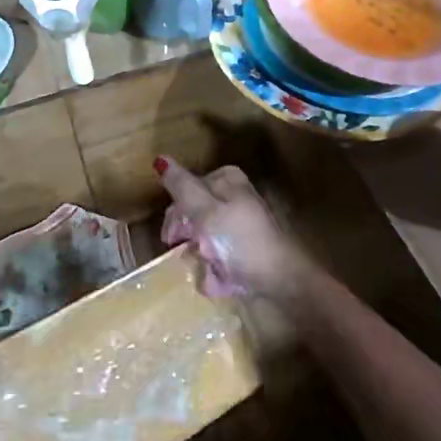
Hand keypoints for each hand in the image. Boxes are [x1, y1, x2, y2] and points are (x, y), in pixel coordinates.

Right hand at [156, 157, 308, 300]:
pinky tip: (222, 280)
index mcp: (225, 179)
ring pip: (201, 241)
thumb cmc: (240, 241)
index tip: (172, 239)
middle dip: (189, 241)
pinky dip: (215, 272)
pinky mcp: (243, 250)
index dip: (176, 217)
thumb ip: (181, 187)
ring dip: (201, 260)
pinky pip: (216, 259)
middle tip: (196, 255)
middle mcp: (232, 197)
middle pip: (191, 217)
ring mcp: (237, 224)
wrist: (280, 281)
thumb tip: (160, 158)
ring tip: (212, 270)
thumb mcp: (205, 211)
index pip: (184, 192)